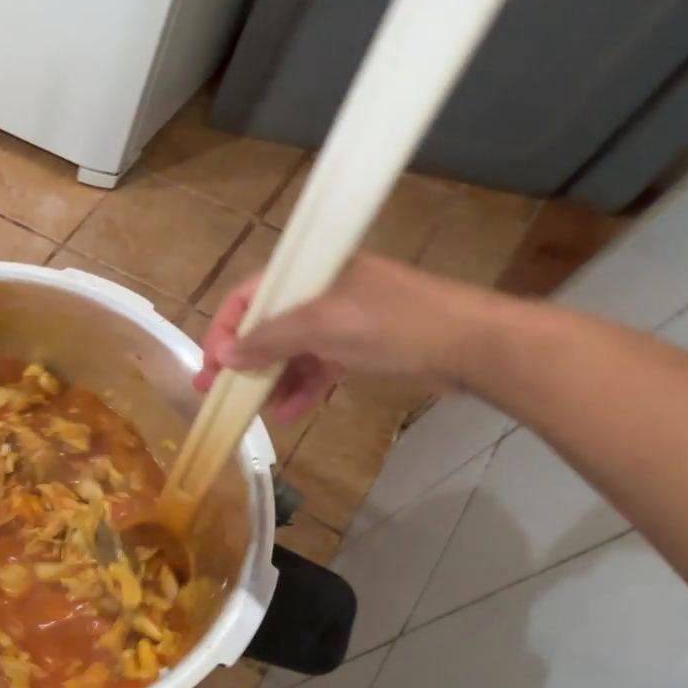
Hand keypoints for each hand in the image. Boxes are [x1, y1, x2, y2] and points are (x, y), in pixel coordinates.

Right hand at [193, 251, 505, 420]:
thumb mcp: (322, 326)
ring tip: (254, 411)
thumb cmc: (395, 325)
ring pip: (289, 350)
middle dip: (240, 361)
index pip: (247, 297)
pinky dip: (301, 388)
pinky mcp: (360, 345)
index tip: (211, 365)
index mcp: (311, 274)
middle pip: (265, 326)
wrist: (475, 345)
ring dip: (269, 381)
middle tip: (214, 391)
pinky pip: (316, 365)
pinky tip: (289, 414)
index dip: (224, 330)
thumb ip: (268, 340)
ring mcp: (342, 320)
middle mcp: (321, 292)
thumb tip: (224, 357)